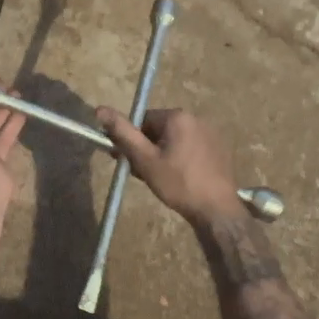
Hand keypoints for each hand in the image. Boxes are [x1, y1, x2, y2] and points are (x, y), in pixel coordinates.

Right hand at [96, 107, 244, 223]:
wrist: (216, 209)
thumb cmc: (177, 183)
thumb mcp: (145, 159)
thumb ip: (123, 134)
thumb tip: (100, 109)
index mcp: (177, 117)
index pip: (142, 120)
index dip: (132, 141)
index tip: (129, 161)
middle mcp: (196, 118)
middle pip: (158, 129)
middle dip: (147, 149)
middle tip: (143, 173)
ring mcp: (210, 133)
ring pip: (173, 139)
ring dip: (162, 154)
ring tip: (161, 179)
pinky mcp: (218, 148)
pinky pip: (189, 147)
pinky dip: (180, 158)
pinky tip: (180, 178)